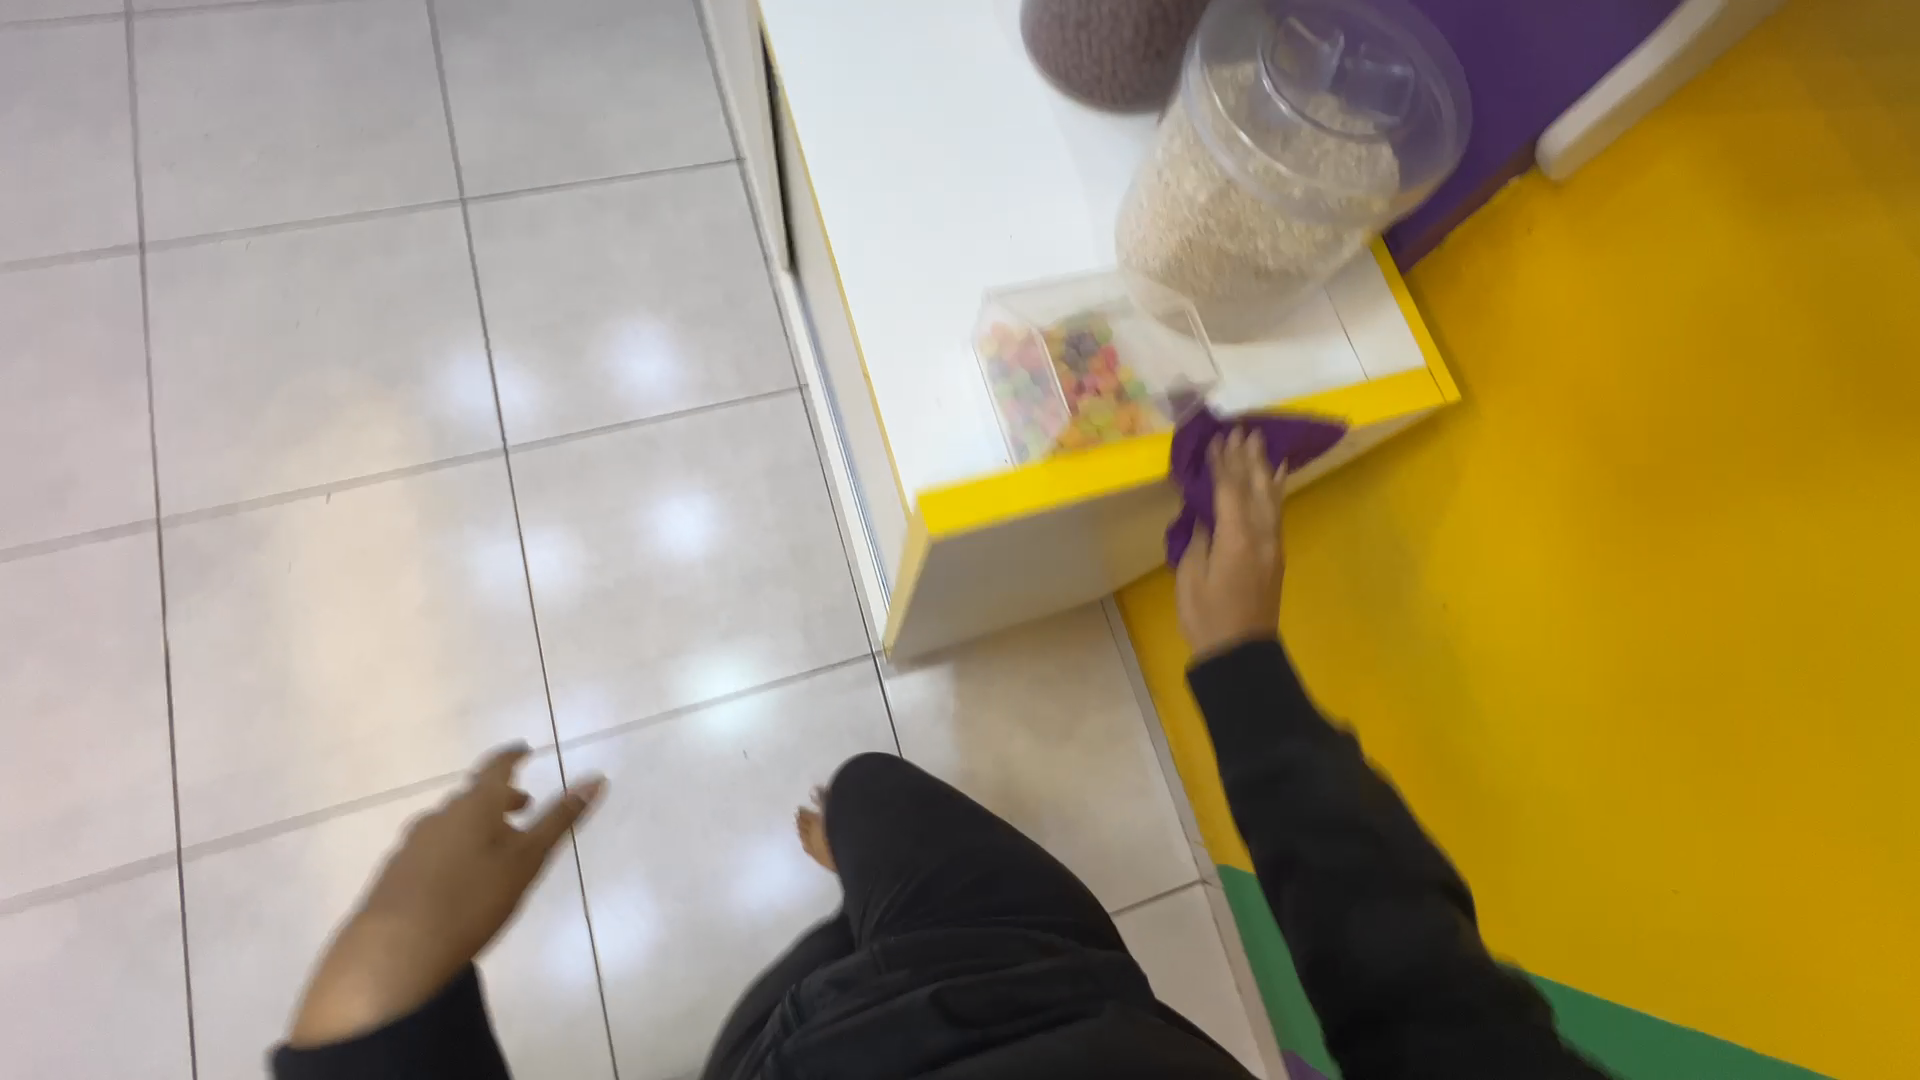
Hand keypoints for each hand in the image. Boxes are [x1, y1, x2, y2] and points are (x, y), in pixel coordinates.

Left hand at [288, 745, 605, 1047]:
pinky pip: (430, 849)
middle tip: (522, 809)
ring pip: (449, 823)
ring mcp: (410, 846)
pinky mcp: (391, 876)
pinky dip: (451, 850)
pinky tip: (457, 880)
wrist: (390, 959)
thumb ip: (561, 818)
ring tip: (493, 848)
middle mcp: (439, 817)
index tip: (524, 750)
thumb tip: (597, 778)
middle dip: (500, 798)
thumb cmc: (472, 900)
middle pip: (472, 797)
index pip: (496, 767)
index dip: (512, 756)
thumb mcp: (529, 859)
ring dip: (474, 825)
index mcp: (475, 806)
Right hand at [1176, 428, 1286, 661]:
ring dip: (1264, 469)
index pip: (1229, 491)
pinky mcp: (1274, 555)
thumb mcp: (1190, 576)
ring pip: (1270, 497)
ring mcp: (1272, 545)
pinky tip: (1277, 478)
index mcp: (1236, 539)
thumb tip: (1205, 514)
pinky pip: (1276, 512)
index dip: (1222, 464)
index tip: (1216, 440)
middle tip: (1243, 430)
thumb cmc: (1206, 617)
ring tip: (1261, 444)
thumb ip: (1199, 539)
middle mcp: (1260, 535)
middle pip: (1254, 488)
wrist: (1240, 653)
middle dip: (1247, 459)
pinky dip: (1276, 490)